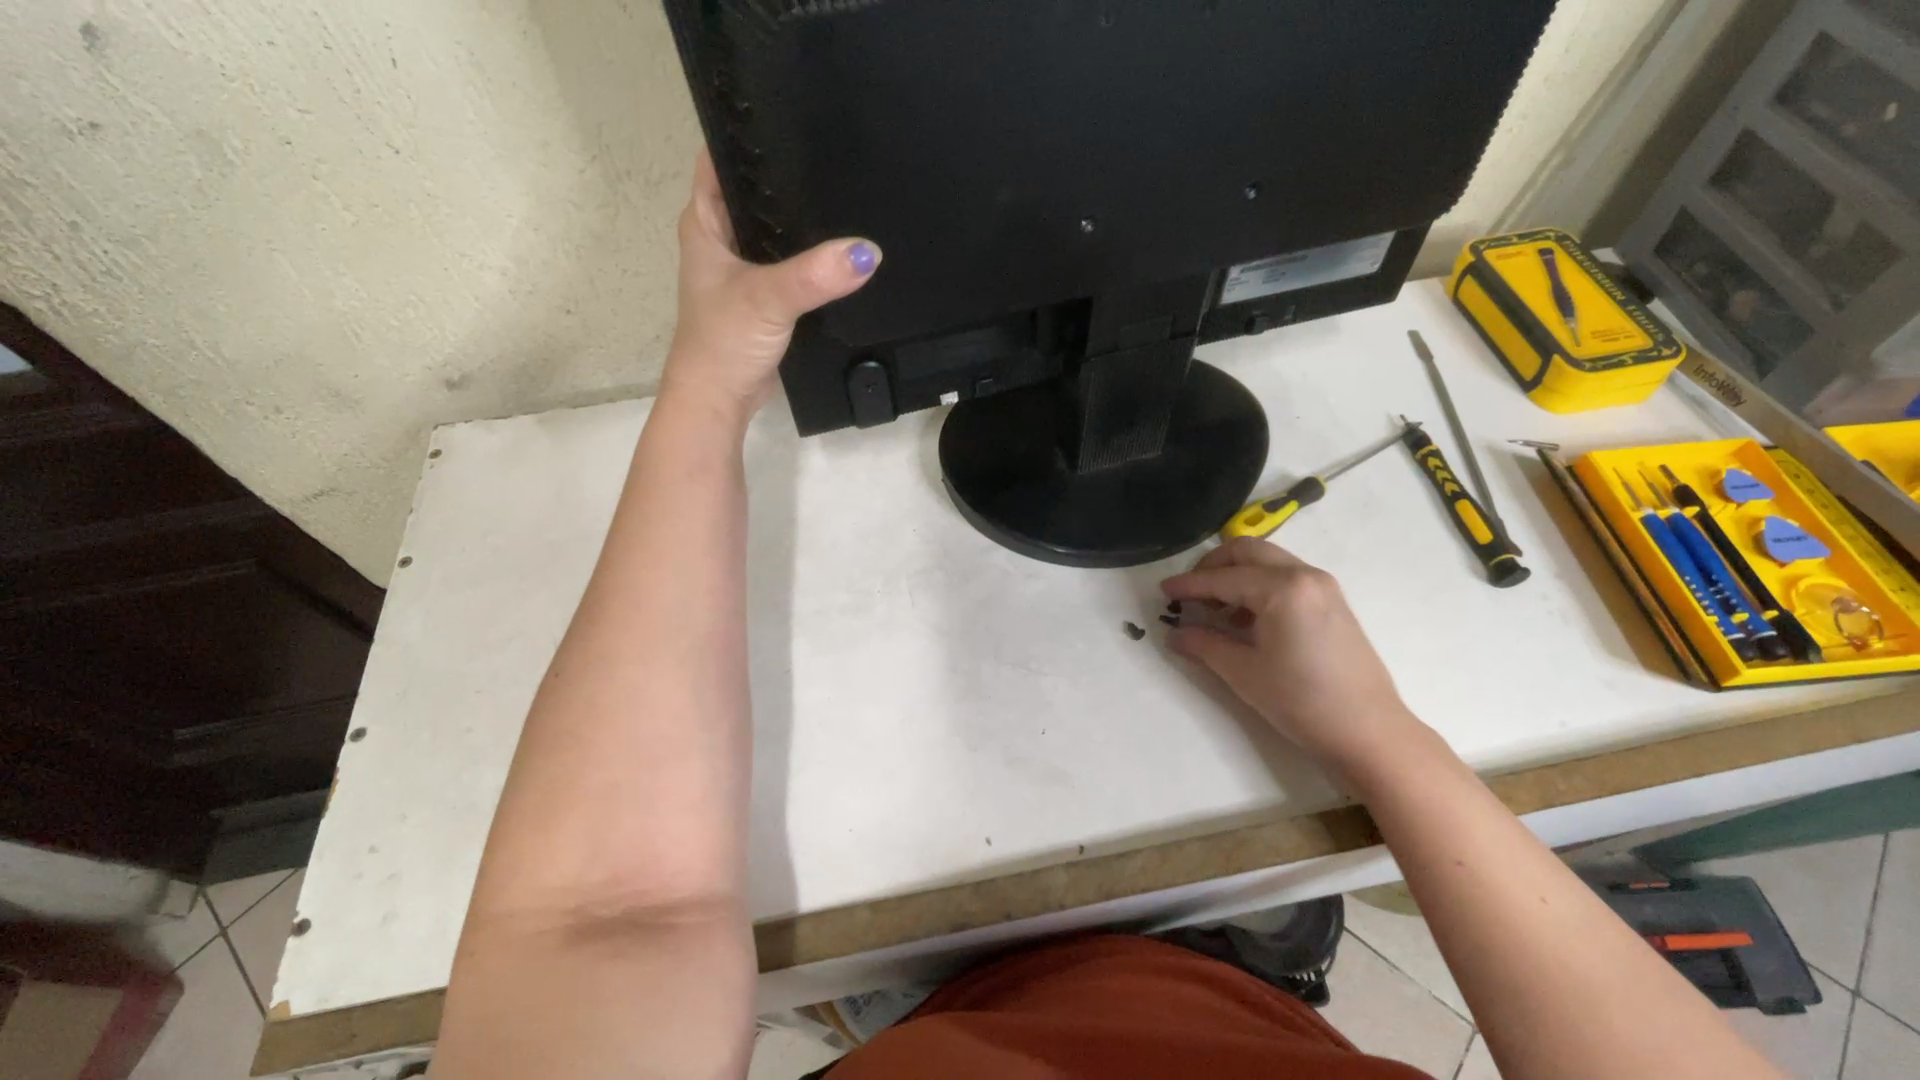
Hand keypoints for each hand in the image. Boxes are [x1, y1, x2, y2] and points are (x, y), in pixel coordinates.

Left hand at [661, 150, 882, 420]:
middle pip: (758, 189)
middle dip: (791, 174)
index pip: (724, 157)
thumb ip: (815, 275)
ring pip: (779, 227)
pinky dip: (815, 254)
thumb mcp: (768, 299)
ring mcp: (745, 266)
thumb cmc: (723, 342)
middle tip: (841, 153)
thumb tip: (868, 253)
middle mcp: (723, 236)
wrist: (720, 401)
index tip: (796, 115)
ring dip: (806, 217)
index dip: (753, 133)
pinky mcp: (767, 295)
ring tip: (850, 191)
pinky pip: (794, 261)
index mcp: (705, 221)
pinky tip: (844, 245)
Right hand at [1161, 538, 1423, 778]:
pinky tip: (1246, 619)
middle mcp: (1305, 575)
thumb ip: (1205, 645)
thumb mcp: (1244, 673)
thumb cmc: (1302, 701)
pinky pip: (1287, 577)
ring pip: (1269, 562)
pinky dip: (1260, 585)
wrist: (1369, 730)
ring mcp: (1324, 587)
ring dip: (1237, 574)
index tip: (1162, 591)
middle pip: (1248, 551)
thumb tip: (1175, 633)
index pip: (1223, 578)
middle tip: (1189, 591)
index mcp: (1282, 588)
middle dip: (1212, 566)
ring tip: (1215, 608)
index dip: (1189, 584)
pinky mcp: (1333, 603)